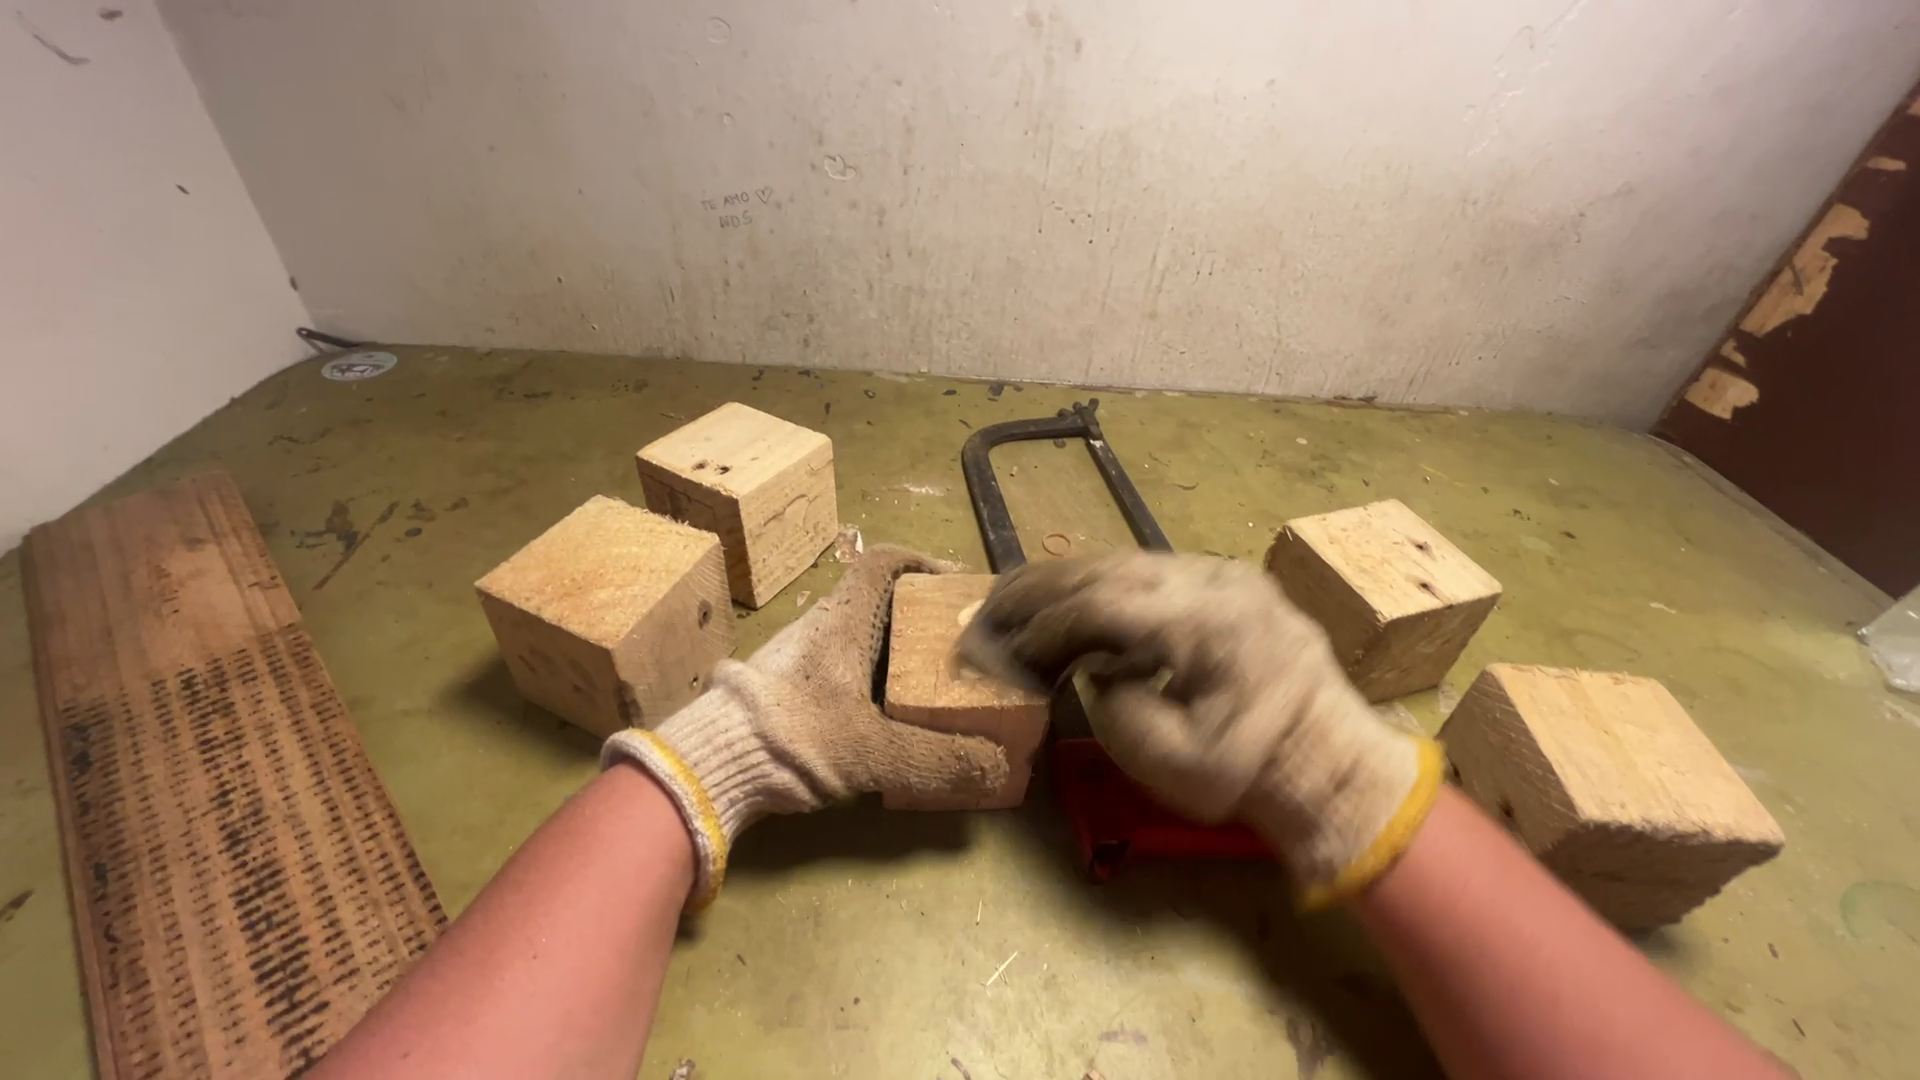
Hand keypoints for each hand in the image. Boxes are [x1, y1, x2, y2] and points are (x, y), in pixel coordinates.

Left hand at [603, 546, 1009, 909]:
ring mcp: (791, 655)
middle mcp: (817, 627)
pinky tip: (873, 716)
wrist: (705, 766)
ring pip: (850, 635)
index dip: (919, 562)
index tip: (950, 583)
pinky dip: (860, 678)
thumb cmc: (792, 736)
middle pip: (871, 601)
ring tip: (918, 684)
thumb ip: (937, 759)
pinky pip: (830, 667)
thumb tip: (996, 765)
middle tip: (945, 646)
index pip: (881, 563)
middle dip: (911, 616)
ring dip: (885, 650)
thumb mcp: (874, 752)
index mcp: (843, 622)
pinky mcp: (776, 687)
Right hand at [963, 551, 1443, 905]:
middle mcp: (1214, 582)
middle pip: (1109, 570)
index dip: (1046, 625)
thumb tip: (1095, 667)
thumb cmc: (1252, 774)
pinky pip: (1150, 571)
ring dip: (1067, 580)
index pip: (1104, 606)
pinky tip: (1074, 596)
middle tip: (992, 603)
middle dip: (1043, 589)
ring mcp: (1222, 574)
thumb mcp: (1173, 761)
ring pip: (1127, 562)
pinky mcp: (1224, 581)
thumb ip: (1117, 706)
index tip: (1008, 647)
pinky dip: (1102, 583)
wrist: (1329, 761)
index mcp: (1206, 623)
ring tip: (1019, 594)